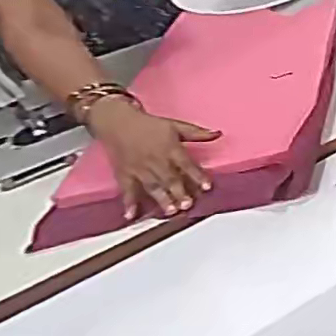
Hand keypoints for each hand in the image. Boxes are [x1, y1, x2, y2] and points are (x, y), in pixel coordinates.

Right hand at [85, 96, 219, 218]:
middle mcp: (155, 160)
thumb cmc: (149, 125)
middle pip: (169, 178)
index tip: (207, 187)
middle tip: (188, 205)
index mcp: (170, 149)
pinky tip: (131, 215)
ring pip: (152, 186)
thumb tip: (218, 133)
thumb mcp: (176, 126)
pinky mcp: (124, 174)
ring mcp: (139, 169)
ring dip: (161, 199)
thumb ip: (197, 133)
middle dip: (179, 192)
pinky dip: (128, 203)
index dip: (198, 176)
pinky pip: (127, 190)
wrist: (117, 120)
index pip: (187, 164)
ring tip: (171, 211)